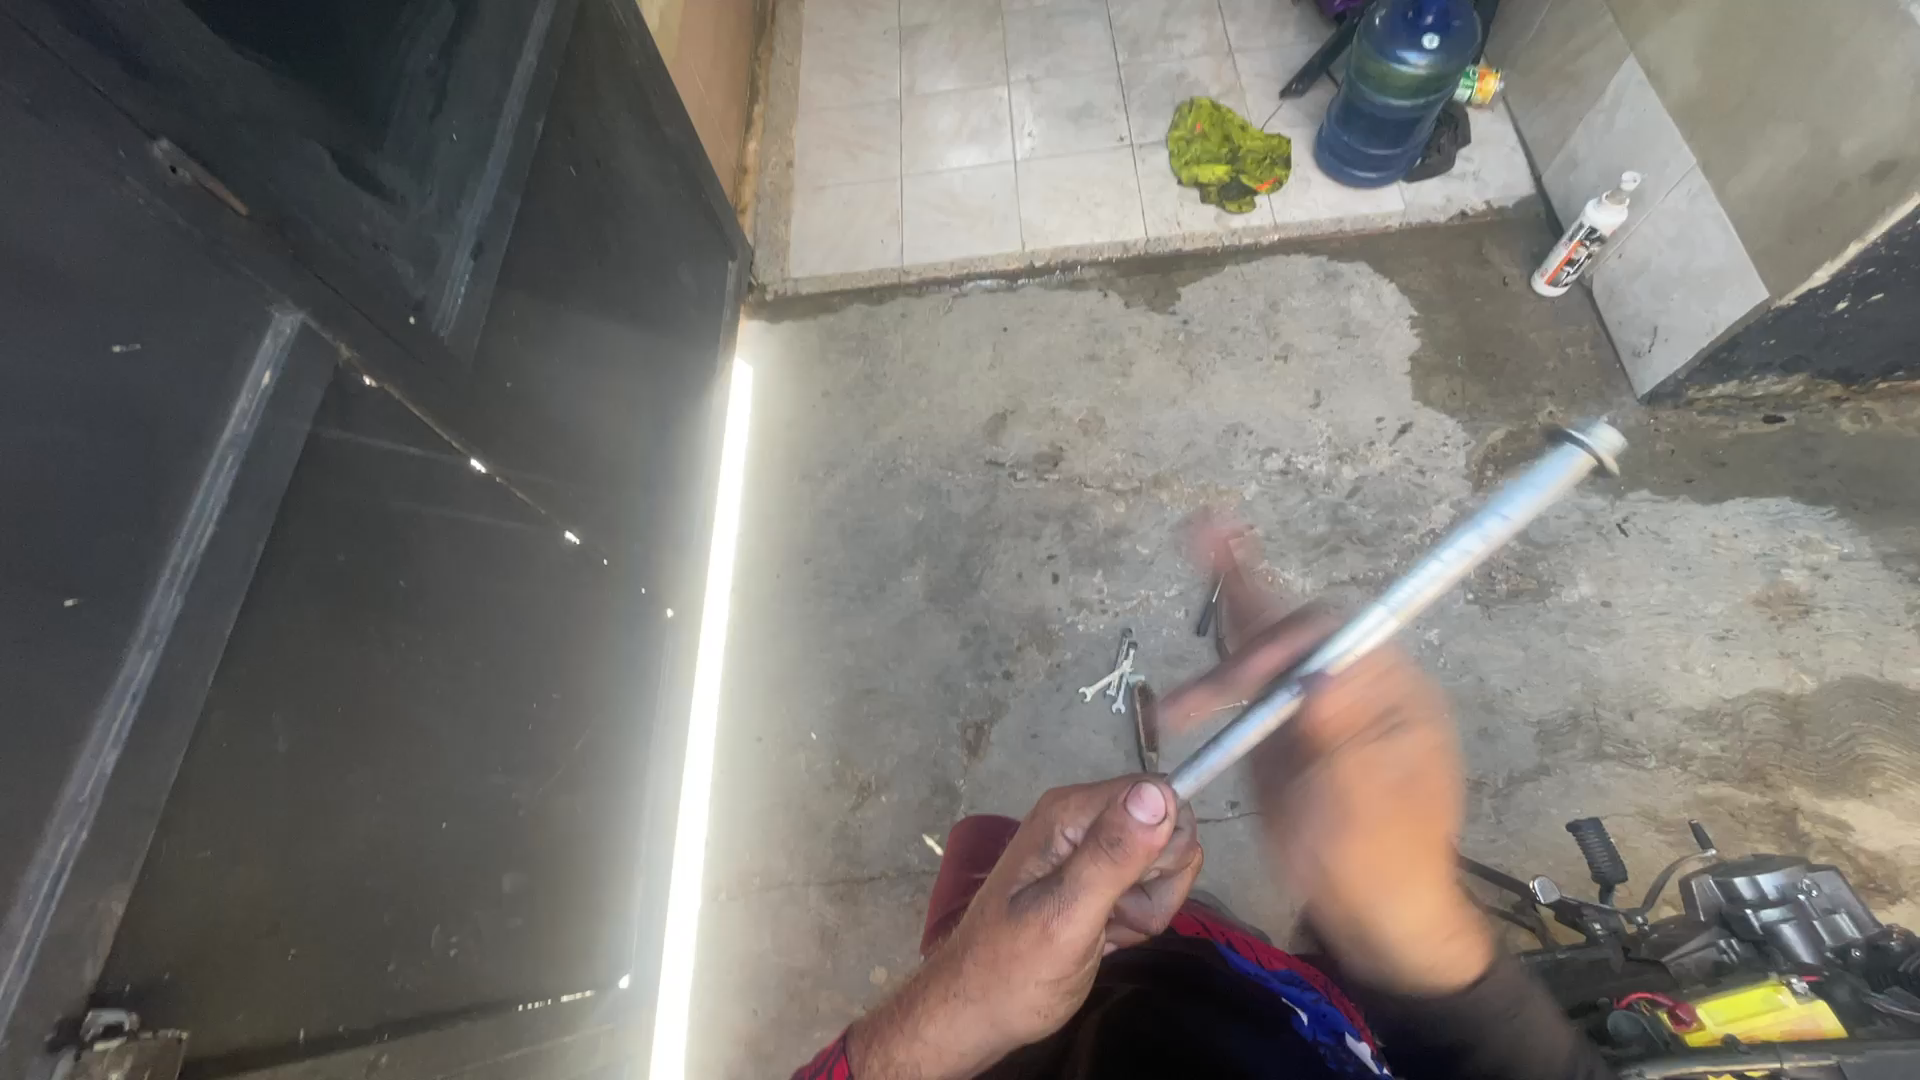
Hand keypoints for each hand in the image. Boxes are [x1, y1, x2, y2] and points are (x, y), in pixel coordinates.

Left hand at [848, 776, 1200, 1078]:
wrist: (981, 1007)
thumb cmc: (1013, 967)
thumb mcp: (1066, 914)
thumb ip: (1114, 854)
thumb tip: (1159, 792)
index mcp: (1071, 810)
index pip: (1159, 794)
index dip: (1161, 845)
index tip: (1132, 887)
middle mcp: (1082, 816)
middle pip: (1167, 828)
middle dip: (1154, 883)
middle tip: (1111, 916)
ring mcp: (1091, 846)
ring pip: (1164, 863)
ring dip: (1146, 908)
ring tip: (1100, 930)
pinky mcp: (1100, 875)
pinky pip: (1151, 887)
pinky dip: (1137, 920)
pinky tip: (1103, 936)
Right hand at [1160, 520, 1492, 995]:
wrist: (1368, 910)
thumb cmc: (1380, 863)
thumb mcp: (1366, 809)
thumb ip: (1346, 739)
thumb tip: (1320, 671)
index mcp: (1391, 694)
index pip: (1333, 637)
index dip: (1280, 644)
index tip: (1239, 680)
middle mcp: (1353, 680)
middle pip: (1296, 624)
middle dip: (1246, 616)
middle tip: (1200, 551)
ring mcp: (1314, 696)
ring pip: (1270, 631)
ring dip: (1235, 588)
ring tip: (1201, 531)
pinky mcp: (1280, 714)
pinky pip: (1248, 665)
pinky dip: (1228, 623)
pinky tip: (1214, 566)